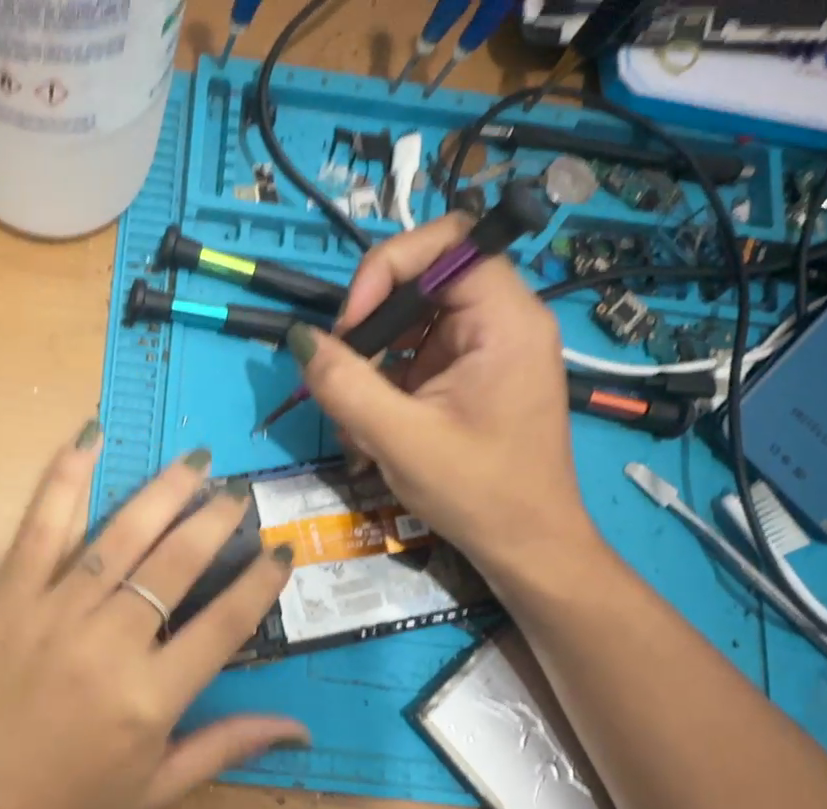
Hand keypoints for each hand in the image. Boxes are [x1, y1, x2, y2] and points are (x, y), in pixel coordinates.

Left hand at [0, 424, 306, 808]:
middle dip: (215, 522)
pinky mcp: (11, 600)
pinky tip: (89, 439)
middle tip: (238, 493)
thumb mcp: (160, 786)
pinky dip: (63, 481)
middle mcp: (108, 645)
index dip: (259, 584)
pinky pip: (41, 530)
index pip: (223, 625)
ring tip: (196, 462)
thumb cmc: (74, 802)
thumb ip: (229, 746)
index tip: (280, 552)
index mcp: (151, 698)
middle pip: (174, 566)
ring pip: (119, 538)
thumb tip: (302, 729)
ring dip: (162, 494)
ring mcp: (54, 615)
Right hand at [292, 214, 600, 582]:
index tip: (352, 324)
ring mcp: (484, 348)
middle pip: (424, 278)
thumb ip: (345, 385)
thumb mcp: (399, 440)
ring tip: (356, 413)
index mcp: (507, 321)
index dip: (389, 269)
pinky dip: (383, 381)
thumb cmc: (478, 493)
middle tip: (343, 370)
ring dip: (371, 358)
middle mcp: (502, 320)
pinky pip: (414, 353)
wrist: (526, 546)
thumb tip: (299, 338)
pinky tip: (372, 427)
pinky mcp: (468, 374)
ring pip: (411, 318)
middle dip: (372, 320)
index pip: (448, 244)